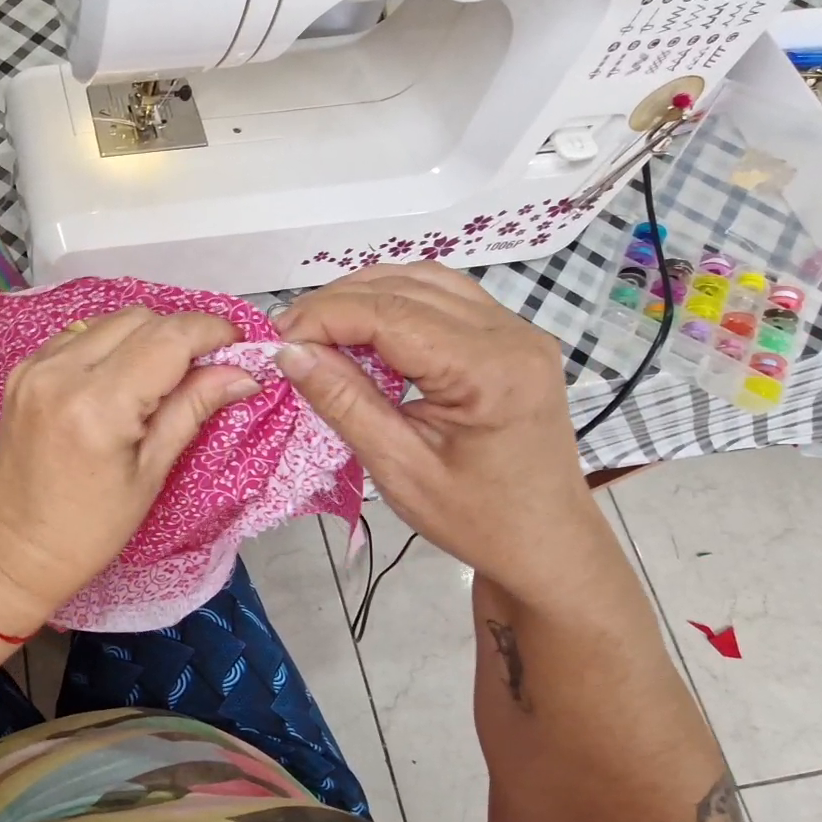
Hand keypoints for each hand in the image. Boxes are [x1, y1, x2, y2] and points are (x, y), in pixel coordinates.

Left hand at [0, 306, 258, 628]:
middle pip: (140, 319)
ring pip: (109, 321)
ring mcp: (34, 367)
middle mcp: (60, 373)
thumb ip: (193, 409)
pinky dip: (108, 344)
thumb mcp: (151, 474)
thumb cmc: (87, 531)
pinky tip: (120, 378)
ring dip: (145, 336)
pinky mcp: (22, 372)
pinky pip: (78, 335)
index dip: (213, 333)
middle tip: (204, 370)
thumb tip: (244, 373)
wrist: (12, 549)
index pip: (169, 338)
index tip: (239, 347)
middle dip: (181, 335)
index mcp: (96, 405)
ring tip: (163, 378)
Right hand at [271, 263, 603, 592]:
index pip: (389, 314)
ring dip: (362, 296)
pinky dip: (391, 302)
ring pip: (423, 280)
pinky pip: (442, 296)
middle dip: (335, 303)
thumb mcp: (397, 467)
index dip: (323, 316)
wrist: (546, 541)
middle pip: (405, 286)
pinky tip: (360, 330)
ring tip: (315, 330)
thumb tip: (288, 353)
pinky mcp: (510, 337)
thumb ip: (343, 401)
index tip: (274, 340)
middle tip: (285, 337)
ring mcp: (516, 330)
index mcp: (488, 370)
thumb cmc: (474, 519)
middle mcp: (511, 334)